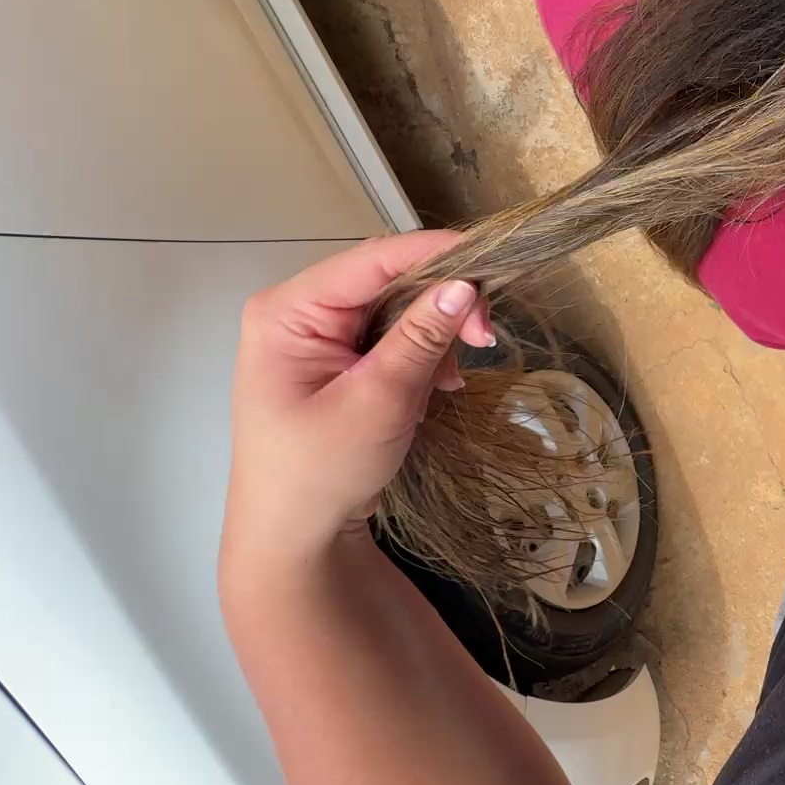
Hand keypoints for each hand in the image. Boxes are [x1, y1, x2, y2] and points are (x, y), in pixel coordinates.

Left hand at [223, 232, 495, 555]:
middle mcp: (304, 313)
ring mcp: (325, 337)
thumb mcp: (380, 399)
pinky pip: (401, 337)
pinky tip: (438, 387)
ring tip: (450, 381)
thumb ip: (421, 337)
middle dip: (444, 305)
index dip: (437, 254)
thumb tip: (465, 285)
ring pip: (403, 309)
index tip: (494, 266)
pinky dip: (430, 357)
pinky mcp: (347, 360)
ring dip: (439, 338)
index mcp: (290, 311)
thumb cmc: (322, 468)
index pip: (374, 259)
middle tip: (485, 338)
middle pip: (391, 280)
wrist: (299, 530)